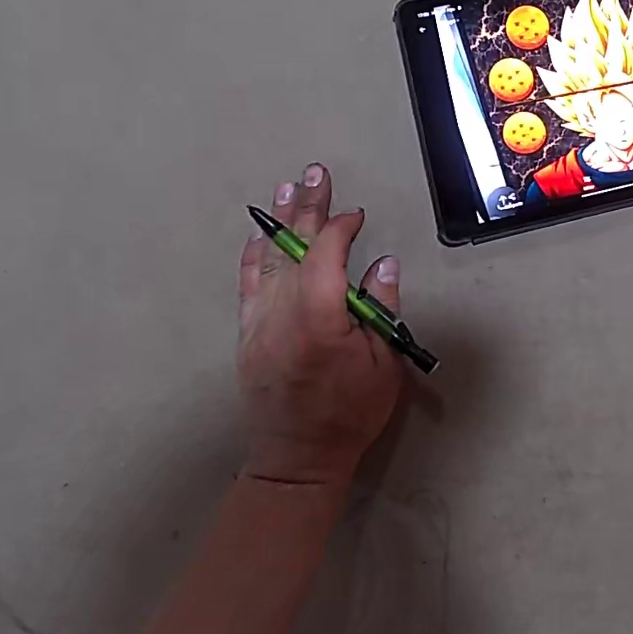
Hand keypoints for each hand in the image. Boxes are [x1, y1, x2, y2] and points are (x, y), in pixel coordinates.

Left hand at [236, 163, 402, 487]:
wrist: (297, 460)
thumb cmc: (351, 413)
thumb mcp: (385, 364)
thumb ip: (381, 308)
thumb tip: (382, 262)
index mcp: (321, 321)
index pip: (327, 256)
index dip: (341, 229)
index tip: (357, 217)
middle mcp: (284, 315)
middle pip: (297, 249)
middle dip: (309, 208)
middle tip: (315, 173)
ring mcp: (260, 324)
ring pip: (270, 261)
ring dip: (281, 222)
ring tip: (287, 188)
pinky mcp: (248, 335)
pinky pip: (248, 286)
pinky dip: (254, 257)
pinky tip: (259, 234)